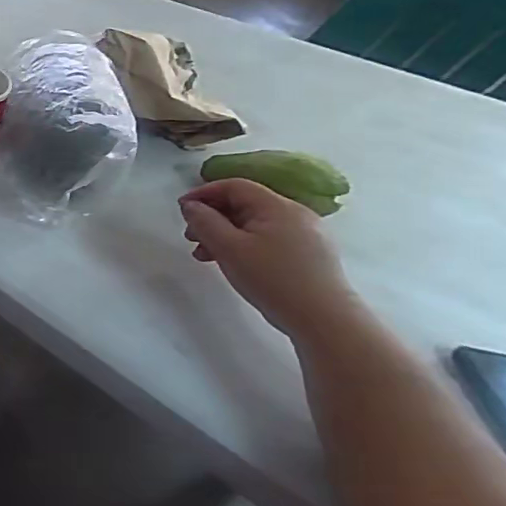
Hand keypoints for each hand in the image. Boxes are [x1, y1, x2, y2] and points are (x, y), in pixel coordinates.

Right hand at [179, 178, 361, 342]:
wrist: (324, 319)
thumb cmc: (272, 278)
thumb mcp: (228, 247)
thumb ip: (204, 221)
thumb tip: (191, 206)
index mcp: (278, 207)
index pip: (234, 186)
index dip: (203, 193)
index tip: (181, 209)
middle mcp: (296, 214)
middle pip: (244, 204)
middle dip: (212, 216)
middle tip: (191, 236)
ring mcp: (306, 234)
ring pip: (254, 223)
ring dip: (224, 233)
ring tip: (206, 254)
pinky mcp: (309, 254)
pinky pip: (268, 238)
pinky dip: (243, 244)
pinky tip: (232, 262)